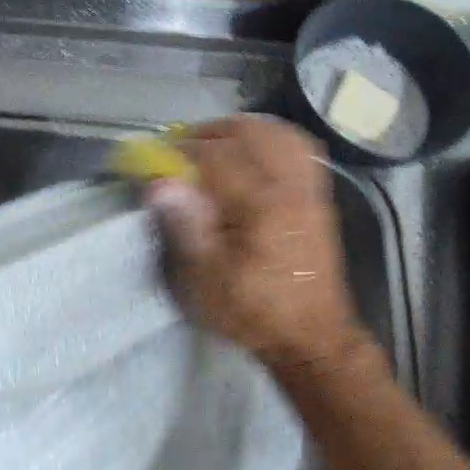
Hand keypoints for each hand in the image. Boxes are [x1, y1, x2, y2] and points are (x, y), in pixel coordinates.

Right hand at [145, 115, 367, 370]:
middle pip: (249, 133)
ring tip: (210, 148)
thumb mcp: (205, 279)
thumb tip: (158, 183)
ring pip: (277, 134)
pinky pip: (296, 149)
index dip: (178, 151)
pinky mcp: (318, 198)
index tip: (151, 158)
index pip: (214, 155)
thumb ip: (185, 225)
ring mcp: (309, 189)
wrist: (311, 337)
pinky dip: (267, 142)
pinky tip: (248, 157)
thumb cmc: (251, 312)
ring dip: (239, 133)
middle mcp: (289, 186)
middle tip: (177, 151)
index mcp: (261, 204)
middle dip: (208, 134)